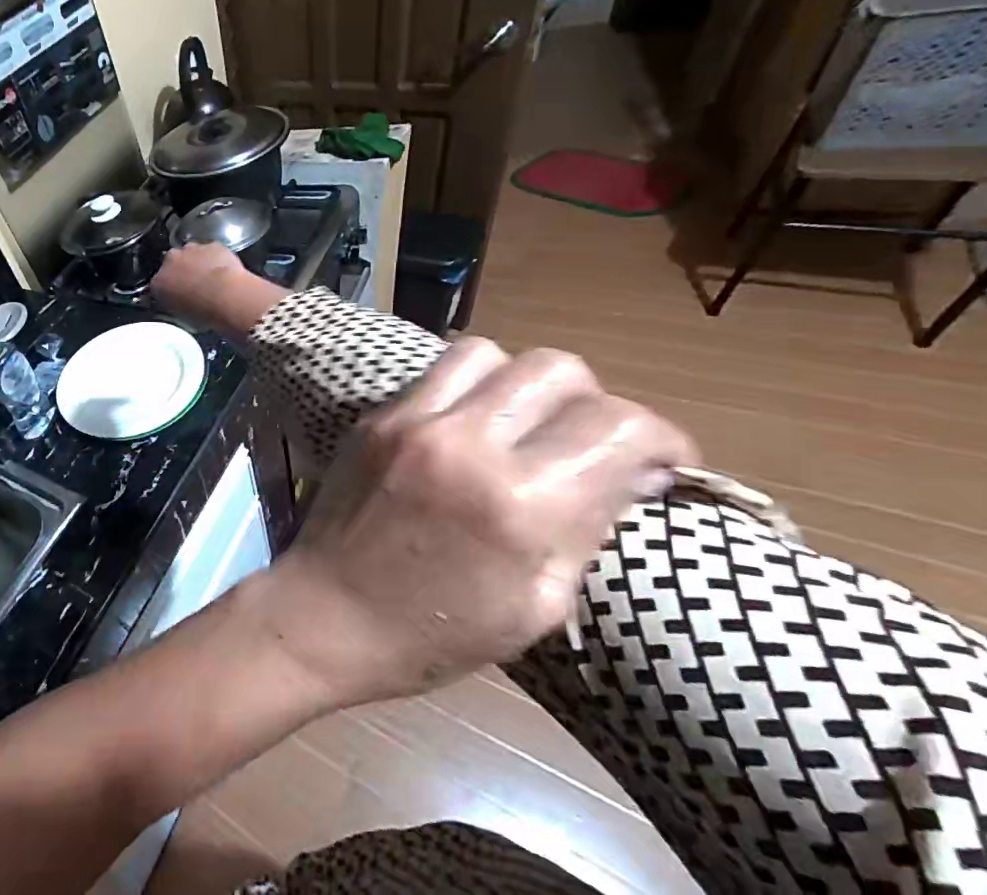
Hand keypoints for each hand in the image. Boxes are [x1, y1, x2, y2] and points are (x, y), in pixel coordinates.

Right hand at [151, 243, 287, 337]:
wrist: (226, 297)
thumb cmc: (202, 312)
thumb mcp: (180, 318)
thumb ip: (173, 306)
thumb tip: (175, 305)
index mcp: (158, 282)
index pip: (157, 285)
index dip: (168, 291)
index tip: (176, 298)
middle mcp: (171, 261)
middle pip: (173, 263)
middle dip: (181, 272)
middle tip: (194, 287)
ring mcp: (192, 250)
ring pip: (192, 254)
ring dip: (198, 263)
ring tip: (211, 280)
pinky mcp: (213, 245)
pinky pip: (212, 251)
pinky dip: (216, 258)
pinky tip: (225, 271)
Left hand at [261, 341, 696, 704]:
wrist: (325, 615)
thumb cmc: (433, 634)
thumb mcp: (536, 606)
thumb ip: (588, 529)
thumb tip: (632, 474)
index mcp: (520, 505)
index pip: (619, 426)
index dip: (662, 439)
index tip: (661, 462)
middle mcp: (467, 444)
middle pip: (560, 368)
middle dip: (594, 402)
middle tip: (585, 443)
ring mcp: (412, 422)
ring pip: (494, 352)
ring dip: (524, 383)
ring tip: (522, 424)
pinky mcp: (376, 416)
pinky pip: (438, 371)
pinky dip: (470, 388)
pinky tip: (467, 426)